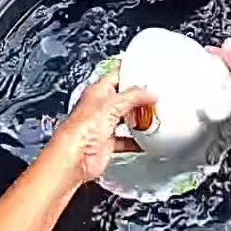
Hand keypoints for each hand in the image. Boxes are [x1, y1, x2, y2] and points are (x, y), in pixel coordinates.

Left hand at [39, 64, 155, 183]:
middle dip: (139, 98)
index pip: (116, 76)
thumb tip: (149, 92)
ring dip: (139, 118)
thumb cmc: (82, 129)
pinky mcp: (107, 143)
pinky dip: (137, 140)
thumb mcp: (113, 104)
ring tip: (154, 115)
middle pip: (123, 98)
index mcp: (98, 91)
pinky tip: (147, 140)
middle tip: (155, 96)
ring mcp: (103, 125)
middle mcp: (100, 107)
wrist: (75, 158)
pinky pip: (126, 140)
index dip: (130, 73)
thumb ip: (133, 96)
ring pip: (125, 118)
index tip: (146, 74)